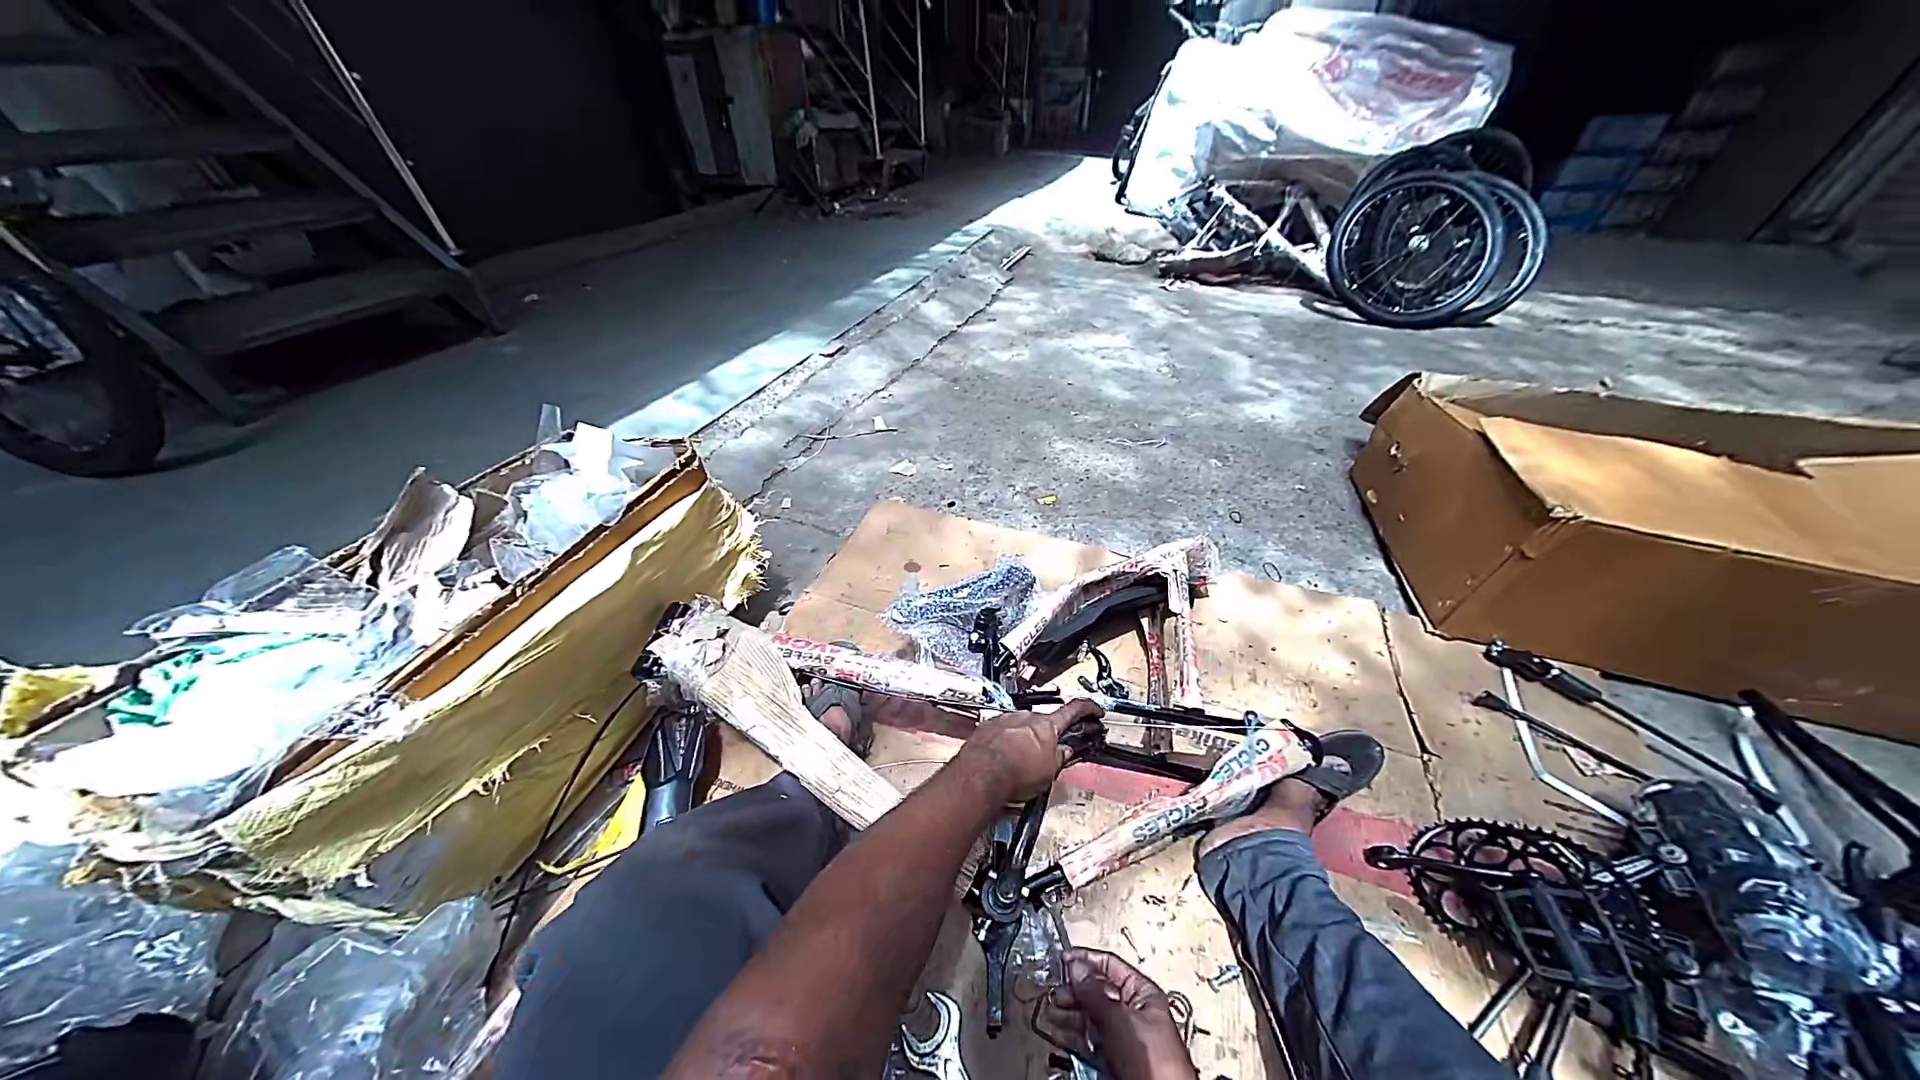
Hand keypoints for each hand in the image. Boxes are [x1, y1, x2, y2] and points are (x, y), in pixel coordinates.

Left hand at [959, 698, 1103, 801]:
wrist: (980, 775)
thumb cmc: (1014, 774)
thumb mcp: (1050, 771)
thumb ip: (1060, 757)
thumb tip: (1065, 752)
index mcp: (1048, 725)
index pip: (1074, 710)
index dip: (1088, 709)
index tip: (1095, 710)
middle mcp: (1026, 716)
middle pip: (1044, 723)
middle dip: (1047, 738)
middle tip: (1047, 756)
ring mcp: (1005, 720)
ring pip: (1021, 728)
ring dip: (1024, 742)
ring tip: (1021, 765)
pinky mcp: (988, 727)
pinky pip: (1002, 733)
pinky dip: (1006, 744)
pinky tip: (1004, 761)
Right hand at [1034, 949, 1198, 1079]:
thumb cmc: (1157, 1064)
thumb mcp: (1120, 1018)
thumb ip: (1095, 991)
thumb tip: (1076, 967)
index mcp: (1144, 995)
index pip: (1110, 965)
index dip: (1086, 960)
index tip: (1063, 960)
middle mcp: (1133, 1014)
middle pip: (1097, 992)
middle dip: (1074, 989)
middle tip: (1055, 989)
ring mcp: (1122, 1038)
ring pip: (1090, 1017)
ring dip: (1069, 1012)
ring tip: (1052, 1009)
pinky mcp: (1113, 1061)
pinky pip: (1088, 1041)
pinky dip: (1072, 1035)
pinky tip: (1059, 1032)